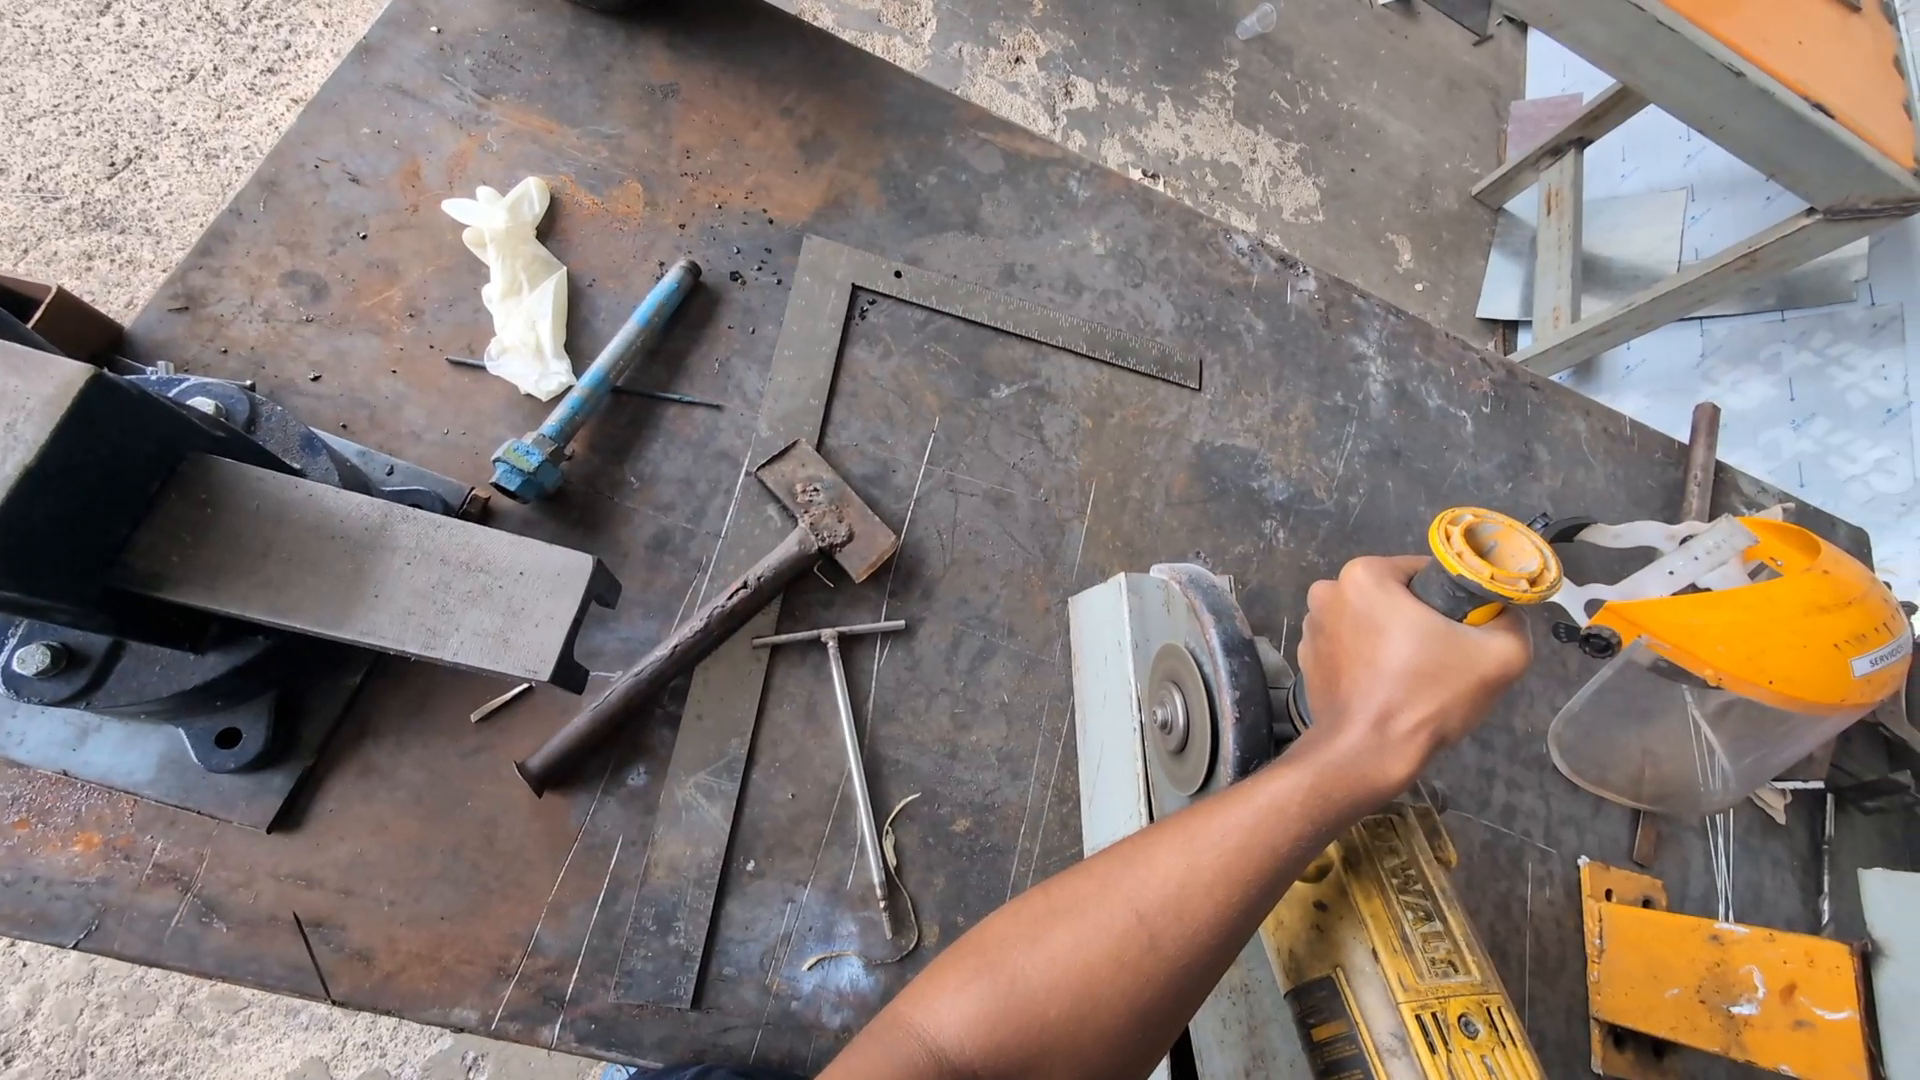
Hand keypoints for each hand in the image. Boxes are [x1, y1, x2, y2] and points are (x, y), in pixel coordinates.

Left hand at [1295, 554, 1531, 803]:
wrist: (1366, 750)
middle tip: (1444, 656)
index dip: (1452, 598)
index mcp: (1363, 575)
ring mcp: (1311, 626)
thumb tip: (1502, 612)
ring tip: (1414, 675)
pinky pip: (1350, 645)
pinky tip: (1387, 686)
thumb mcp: (1500, 654)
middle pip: (1393, 595)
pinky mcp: (1307, 657)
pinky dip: (1368, 658)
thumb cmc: (1427, 695)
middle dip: (1420, 618)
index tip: (1465, 629)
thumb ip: (1510, 620)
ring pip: (1370, 620)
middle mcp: (1327, 591)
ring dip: (1392, 638)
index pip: (1424, 571)